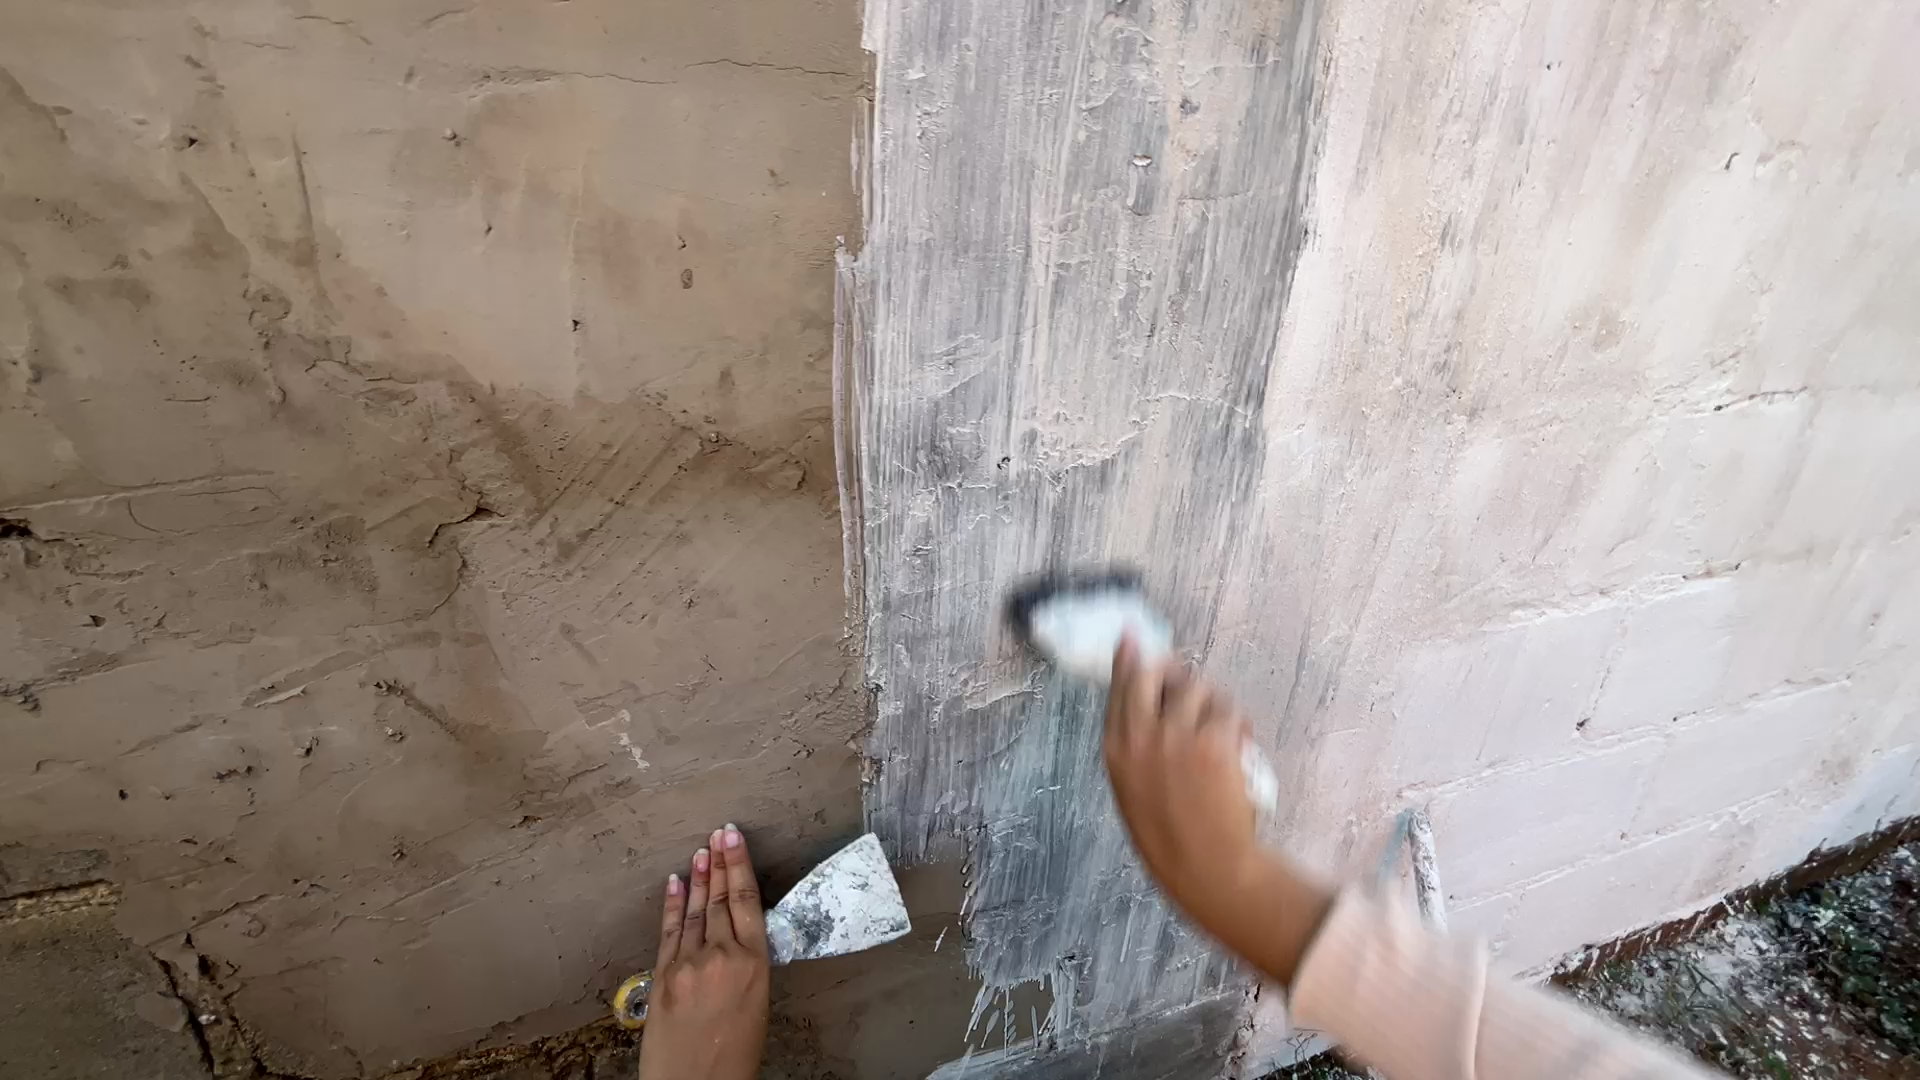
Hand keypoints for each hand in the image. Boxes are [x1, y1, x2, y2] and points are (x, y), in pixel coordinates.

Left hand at [636, 825, 769, 1079]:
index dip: (739, 864)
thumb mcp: (758, 1001)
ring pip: (697, 912)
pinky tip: (676, 882)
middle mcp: (722, 956)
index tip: (734, 838)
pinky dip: (674, 905)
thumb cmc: (736, 1055)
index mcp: (753, 963)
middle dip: (719, 863)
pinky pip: (670, 933)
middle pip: (721, 899)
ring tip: (701, 851)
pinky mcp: (664, 979)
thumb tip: (736, 932)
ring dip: (699, 878)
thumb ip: (747, 962)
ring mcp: (689, 965)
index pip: (746, 900)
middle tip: (718, 833)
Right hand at [1103, 638, 1261, 926]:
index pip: (1119, 686)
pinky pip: (1226, 709)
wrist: (1207, 869)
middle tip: (1188, 679)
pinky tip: (1239, 742)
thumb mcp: (1132, 786)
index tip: (1132, 637)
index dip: (1128, 658)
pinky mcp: (1213, 741)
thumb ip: (1134, 743)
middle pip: (1153, 673)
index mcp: (1116, 747)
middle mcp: (1140, 734)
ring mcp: (1176, 735)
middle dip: (1173, 669)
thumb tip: (1149, 702)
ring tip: (1221, 727)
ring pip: (1197, 687)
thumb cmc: (1168, 835)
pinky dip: (1235, 721)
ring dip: (1211, 700)